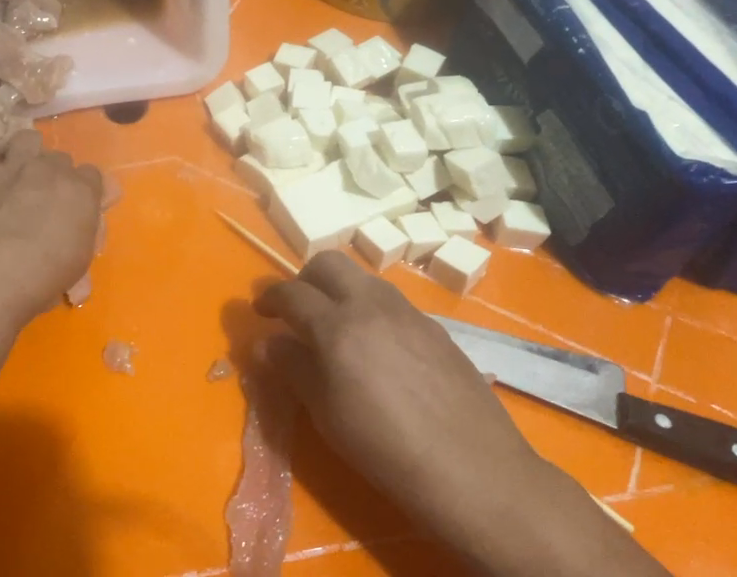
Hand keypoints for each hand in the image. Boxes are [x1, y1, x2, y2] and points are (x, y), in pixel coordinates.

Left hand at [0, 131, 101, 328]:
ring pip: (27, 139)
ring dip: (25, 152)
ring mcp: (13, 166)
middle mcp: (50, 169)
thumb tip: (91, 214)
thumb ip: (88, 228)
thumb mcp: (81, 259)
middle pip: (60, 157)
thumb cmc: (45, 276)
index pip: (92, 174)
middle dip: (55, 174)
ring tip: (17, 174)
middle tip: (43, 199)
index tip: (75, 208)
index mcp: (82, 190)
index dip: (84, 190)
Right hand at [256, 253, 544, 516]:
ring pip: (364, 279)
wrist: (476, 472)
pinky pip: (393, 305)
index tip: (260, 312)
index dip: (269, 298)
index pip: (291, 293)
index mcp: (337, 326)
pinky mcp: (437, 330)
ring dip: (341, 292)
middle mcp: (371, 306)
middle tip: (299, 311)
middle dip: (305, 279)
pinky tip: (379, 352)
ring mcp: (409, 314)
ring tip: (339, 330)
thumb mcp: (326, 414)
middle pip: (328, 264)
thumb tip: (269, 343)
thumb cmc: (385, 447)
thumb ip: (292, 369)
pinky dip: (373, 312)